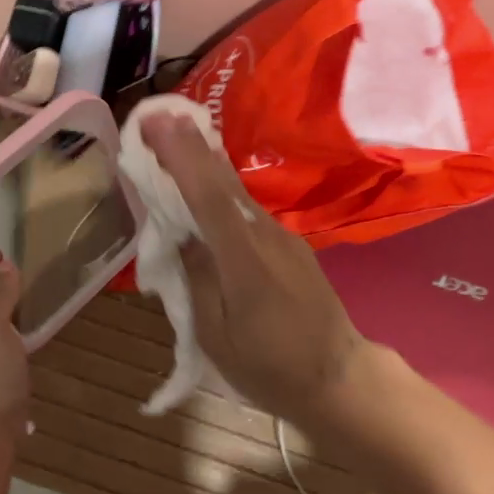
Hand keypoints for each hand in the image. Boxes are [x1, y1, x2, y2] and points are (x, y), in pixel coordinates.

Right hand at [140, 113, 370, 422]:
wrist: (337, 378)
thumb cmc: (269, 368)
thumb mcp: (217, 336)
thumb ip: (198, 278)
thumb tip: (183, 235)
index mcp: (243, 259)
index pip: (207, 196)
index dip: (180, 157)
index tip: (155, 123)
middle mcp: (265, 235)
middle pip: (223, 181)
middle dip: (189, 145)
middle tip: (158, 115)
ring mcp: (282, 238)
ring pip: (236, 193)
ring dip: (204, 164)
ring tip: (175, 139)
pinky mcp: (289, 245)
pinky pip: (247, 210)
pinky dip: (220, 190)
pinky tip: (205, 186)